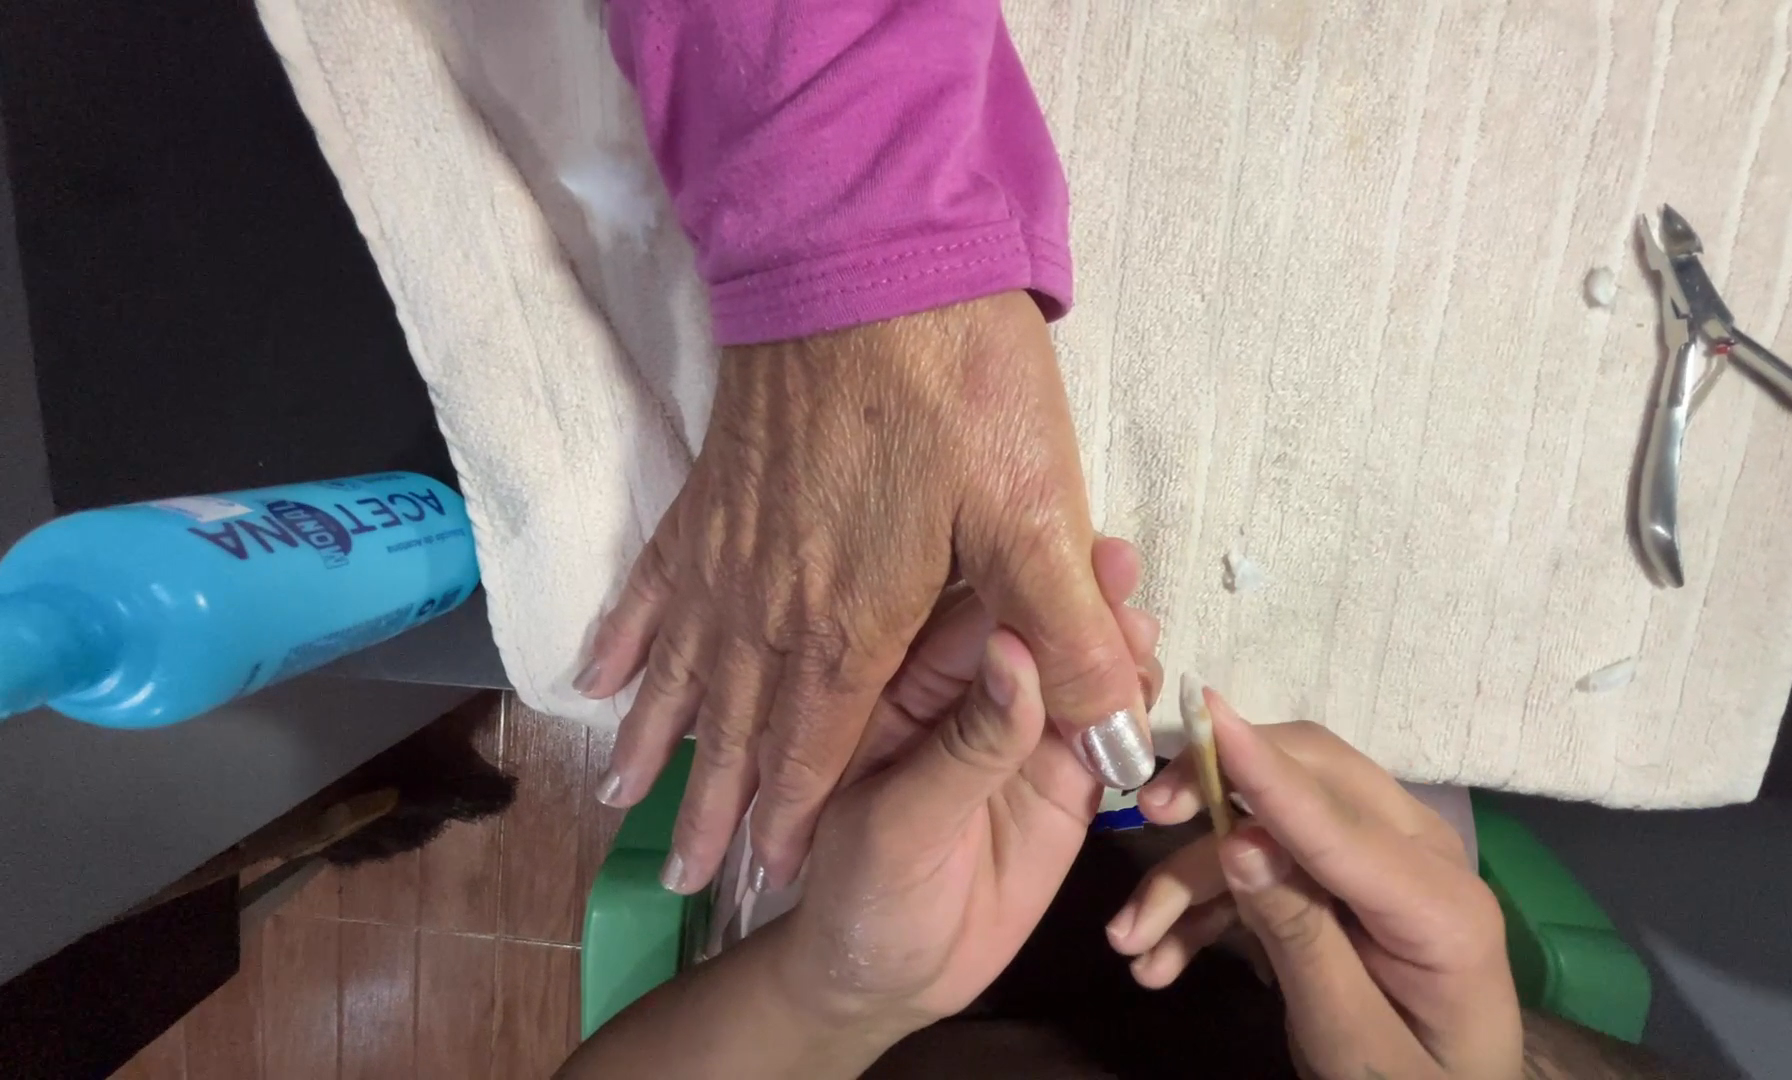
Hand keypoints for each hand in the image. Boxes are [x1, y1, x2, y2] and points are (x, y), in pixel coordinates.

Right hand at [576, 292, 1154, 894]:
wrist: (866, 261)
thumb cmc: (958, 390)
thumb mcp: (1038, 513)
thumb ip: (1068, 632)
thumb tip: (1113, 733)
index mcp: (851, 624)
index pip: (817, 747)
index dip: (796, 814)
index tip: (768, 873)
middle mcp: (773, 602)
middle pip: (740, 723)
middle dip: (717, 802)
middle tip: (682, 873)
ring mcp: (730, 546)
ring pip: (685, 665)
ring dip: (656, 735)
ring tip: (620, 790)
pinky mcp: (714, 492)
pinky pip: (656, 580)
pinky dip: (627, 631)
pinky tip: (594, 670)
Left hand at [773, 537, 1162, 1026]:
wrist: (897, 977)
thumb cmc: (864, 895)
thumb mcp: (898, 821)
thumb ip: (964, 744)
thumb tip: (1015, 648)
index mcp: (911, 686)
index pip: (968, 621)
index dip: (1016, 585)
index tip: (1065, 552)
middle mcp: (973, 694)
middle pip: (1031, 634)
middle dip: (1076, 600)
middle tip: (1122, 569)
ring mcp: (1024, 733)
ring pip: (1076, 676)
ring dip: (1112, 648)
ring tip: (1142, 626)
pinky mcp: (1066, 777)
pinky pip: (1104, 735)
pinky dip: (1130, 711)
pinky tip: (1151, 687)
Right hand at [1109, 690, 1520, 1079]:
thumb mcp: (1354, 1043)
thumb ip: (1303, 939)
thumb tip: (1238, 843)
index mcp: (1440, 904)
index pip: (1338, 821)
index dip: (1264, 767)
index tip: (1207, 711)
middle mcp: (1410, 853)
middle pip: (1302, 776)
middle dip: (1213, 788)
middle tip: (1148, 810)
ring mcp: (1368, 856)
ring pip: (1256, 824)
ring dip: (1187, 875)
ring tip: (1130, 941)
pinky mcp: (1327, 870)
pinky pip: (1250, 860)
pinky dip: (1200, 902)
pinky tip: (1160, 957)